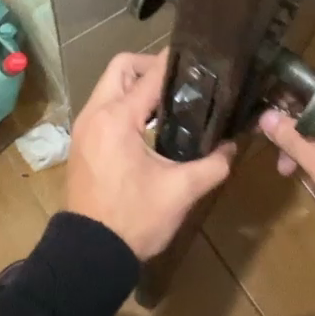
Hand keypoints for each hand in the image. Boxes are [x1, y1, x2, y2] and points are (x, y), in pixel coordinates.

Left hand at [66, 50, 235, 260]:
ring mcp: (84, 128)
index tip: (200, 59)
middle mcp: (96, 114)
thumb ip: (213, 164)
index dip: (175, 63)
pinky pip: (104, 106)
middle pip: (122, 67)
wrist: (88, 256)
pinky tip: (149, 125)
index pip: (150, 74)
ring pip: (110, 85)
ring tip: (169, 104)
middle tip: (179, 84)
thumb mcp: (181, 192)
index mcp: (117, 118)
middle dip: (150, 67)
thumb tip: (232, 146)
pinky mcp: (82, 142)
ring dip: (136, 86)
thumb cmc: (134, 219)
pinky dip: (125, 104)